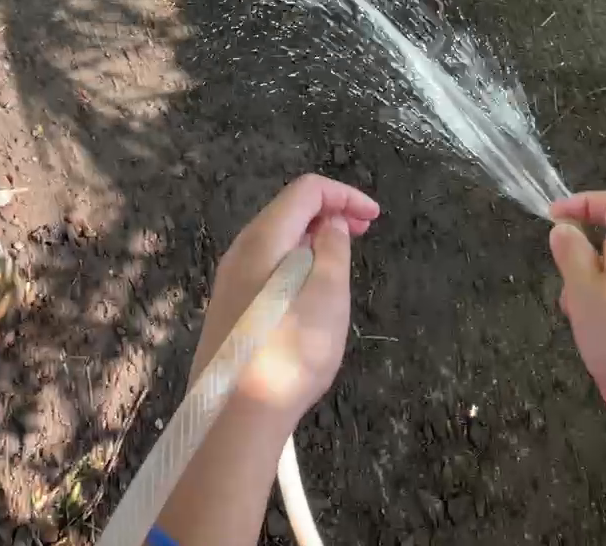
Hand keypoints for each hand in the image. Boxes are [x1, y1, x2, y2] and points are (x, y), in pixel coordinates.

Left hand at [191, 174, 379, 425]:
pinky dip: (297, 259)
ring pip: (278, 238)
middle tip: (365, 231)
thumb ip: (333, 248)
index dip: (345, 194)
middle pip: (289, 209)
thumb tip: (331, 222)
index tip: (375, 218)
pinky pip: (268, 263)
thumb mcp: (328, 295)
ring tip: (342, 258)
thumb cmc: (289, 351)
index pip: (306, 190)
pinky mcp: (230, 305)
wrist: (233, 417)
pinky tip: (312, 287)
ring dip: (314, 237)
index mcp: (264, 237)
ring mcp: (231, 278)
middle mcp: (242, 249)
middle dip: (330, 211)